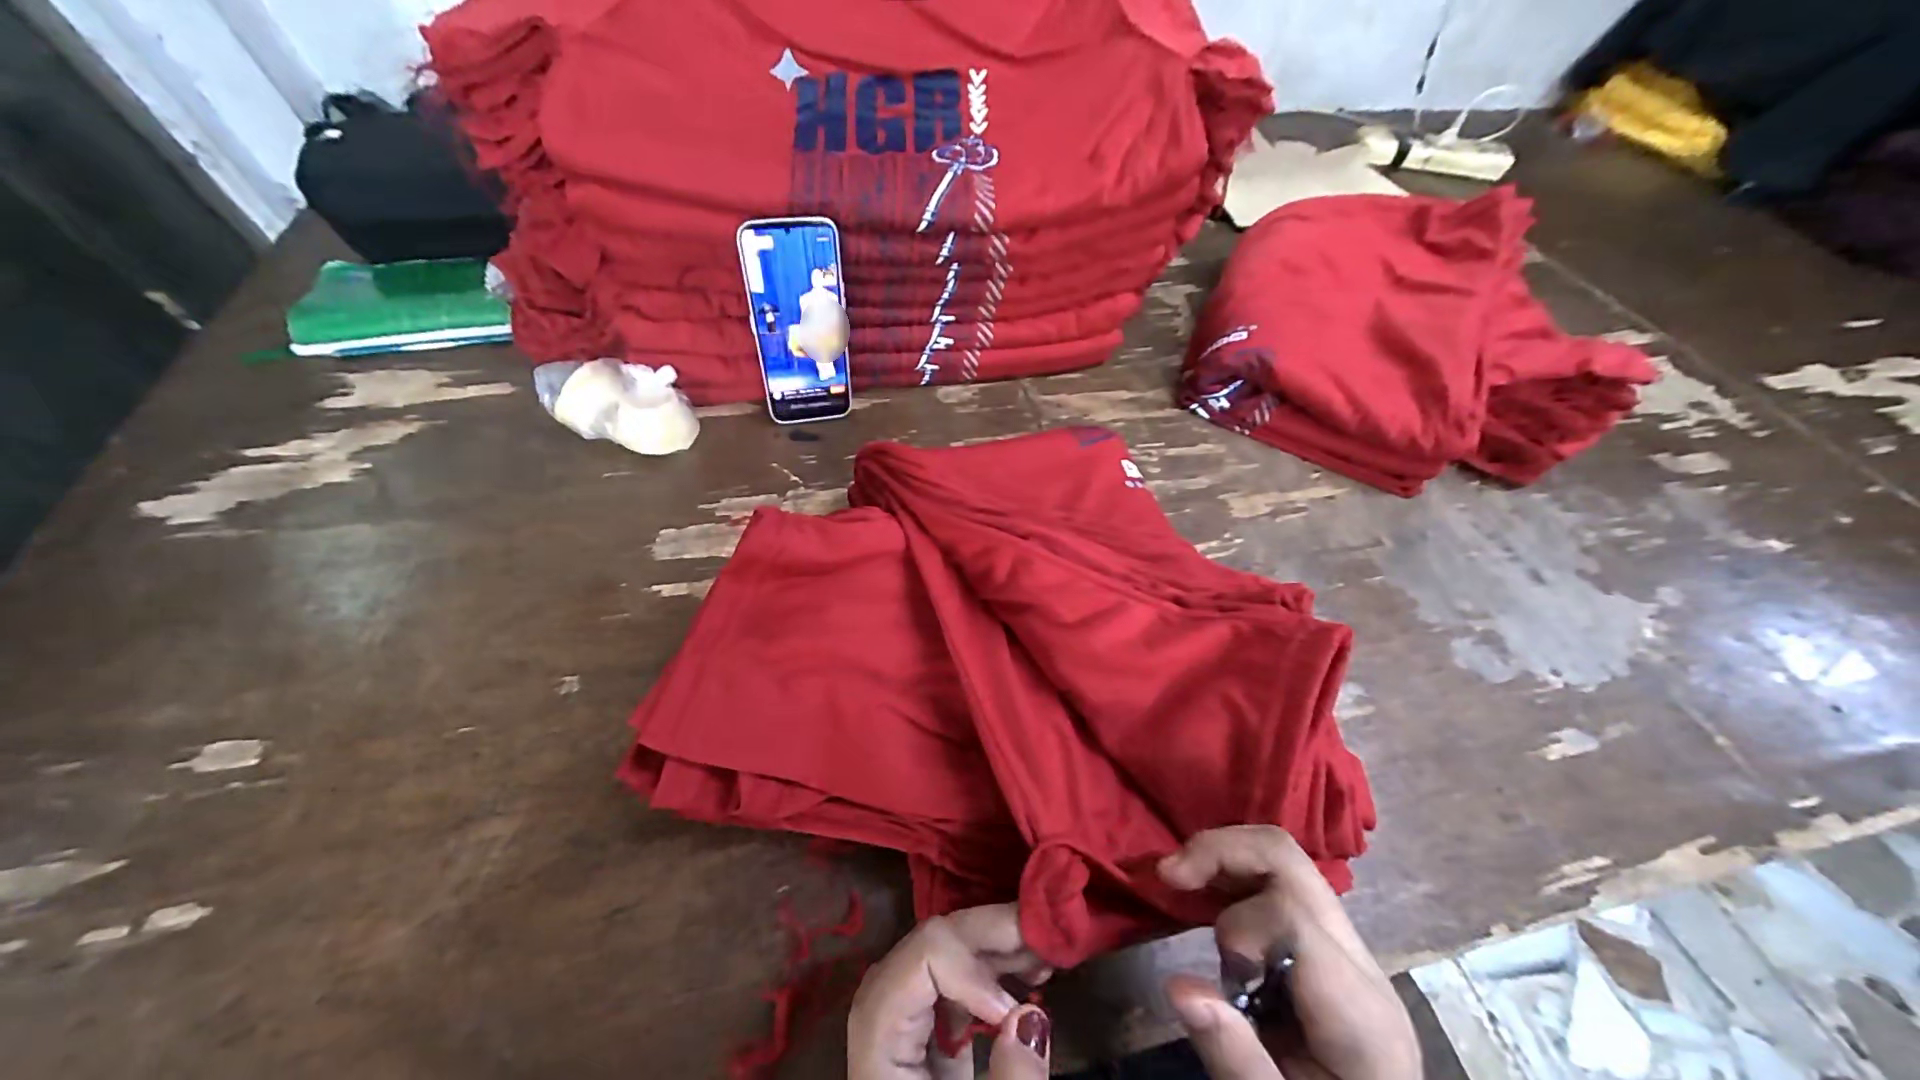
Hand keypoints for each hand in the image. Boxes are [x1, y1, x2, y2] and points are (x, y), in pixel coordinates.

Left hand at [848, 904, 1054, 1079]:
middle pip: (928, 947)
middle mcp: (880, 1017)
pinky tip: (1026, 980)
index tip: (1016, 1005)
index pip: (917, 958)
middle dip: (990, 935)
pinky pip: (950, 985)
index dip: (970, 963)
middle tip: (1046, 937)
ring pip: (941, 958)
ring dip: (994, 949)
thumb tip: (1033, 1017)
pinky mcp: (921, 1039)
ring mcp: (900, 1024)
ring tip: (1044, 953)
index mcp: (877, 1041)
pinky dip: (990, 976)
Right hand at [1158, 827, 1419, 1079]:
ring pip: (1281, 859)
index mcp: (1358, 1011)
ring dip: (1222, 859)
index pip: (1293, 916)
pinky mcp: (1325, 947)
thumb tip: (1177, 986)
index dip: (1239, 927)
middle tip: (1167, 874)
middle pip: (1288, 860)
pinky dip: (1232, 876)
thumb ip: (1236, 1057)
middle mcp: (1359, 961)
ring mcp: (1346, 948)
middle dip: (1220, 852)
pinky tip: (1201, 897)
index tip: (1218, 976)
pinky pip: (1278, 883)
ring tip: (1176, 881)